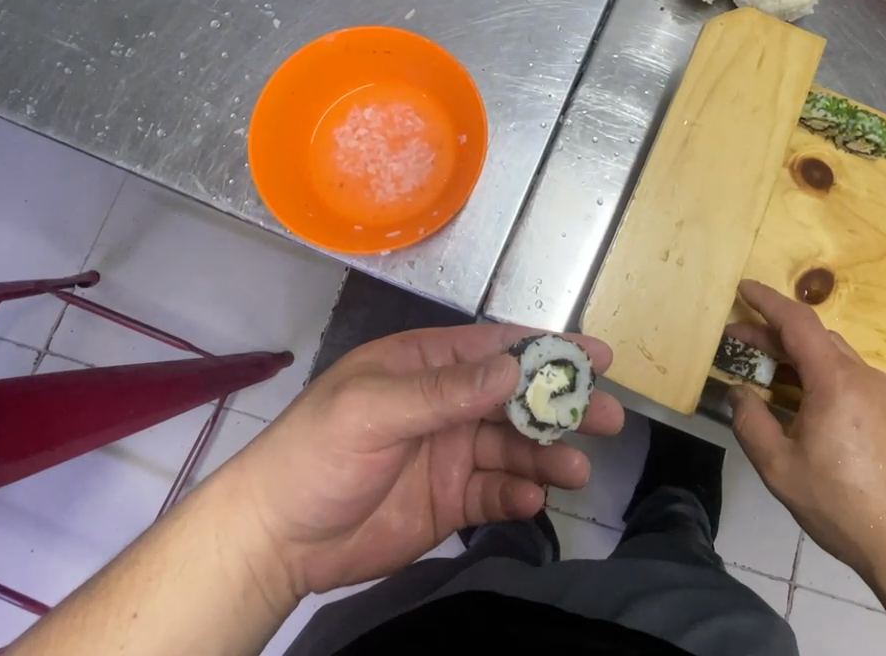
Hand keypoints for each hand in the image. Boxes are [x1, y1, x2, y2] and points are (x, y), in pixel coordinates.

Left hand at [219, 324, 622, 602]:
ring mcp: (450, 453)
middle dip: (563, 405)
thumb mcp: (374, 408)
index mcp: (427, 365)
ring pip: (514, 448)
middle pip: (517, 399)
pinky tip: (532, 501)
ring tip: (577, 470)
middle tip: (609, 417)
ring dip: (548, 456)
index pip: (497, 349)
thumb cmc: (317, 453)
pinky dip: (518, 496)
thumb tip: (512, 367)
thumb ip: (444, 390)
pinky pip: (496, 493)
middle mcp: (446, 405)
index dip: (548, 349)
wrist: (276, 537)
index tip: (596, 356)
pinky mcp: (450, 501)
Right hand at [727, 279, 885, 574]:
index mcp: (835, 380)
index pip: (797, 322)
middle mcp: (863, 376)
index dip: (767, 300)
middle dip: (773, 334)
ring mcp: (884, 395)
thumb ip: (750, 423)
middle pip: (814, 338)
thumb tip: (737, 393)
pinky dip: (818, 376)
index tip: (742, 287)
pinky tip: (803, 405)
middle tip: (736, 341)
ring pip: (833, 358)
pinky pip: (850, 379)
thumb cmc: (842, 504)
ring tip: (765, 374)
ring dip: (796, 357)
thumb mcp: (779, 467)